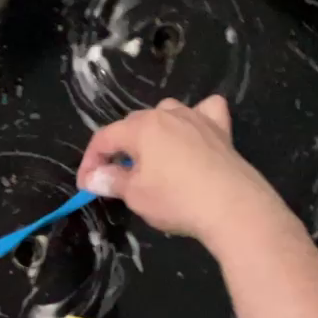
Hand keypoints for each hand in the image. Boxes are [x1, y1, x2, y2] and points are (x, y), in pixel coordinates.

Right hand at [77, 96, 305, 247]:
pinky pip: (204, 112)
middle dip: (118, 149)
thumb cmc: (175, 199)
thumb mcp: (135, 195)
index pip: (104, 138)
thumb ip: (112, 181)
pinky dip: (194, 120)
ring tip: (150, 157)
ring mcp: (197, 118)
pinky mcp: (220, 130)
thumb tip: (94, 177)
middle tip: (114, 178)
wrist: (231, 206)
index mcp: (142, 127)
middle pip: (133, 125)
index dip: (90, 162)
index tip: (85, 186)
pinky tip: (192, 134)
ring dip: (152, 132)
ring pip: (166, 114)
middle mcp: (168, 114)